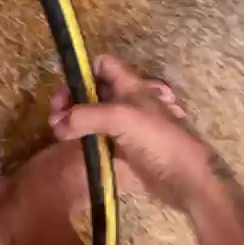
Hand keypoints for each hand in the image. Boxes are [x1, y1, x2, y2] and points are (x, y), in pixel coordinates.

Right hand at [50, 56, 216, 211]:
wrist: (188, 180)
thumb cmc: (157, 139)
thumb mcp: (119, 118)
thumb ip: (85, 116)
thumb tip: (58, 124)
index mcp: (129, 85)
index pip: (102, 64)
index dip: (83, 70)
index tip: (67, 89)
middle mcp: (126, 101)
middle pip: (91, 89)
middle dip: (70, 99)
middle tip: (55, 116)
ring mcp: (126, 125)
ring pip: (92, 114)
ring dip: (72, 119)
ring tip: (57, 131)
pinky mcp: (125, 148)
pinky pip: (97, 136)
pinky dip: (82, 137)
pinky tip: (70, 144)